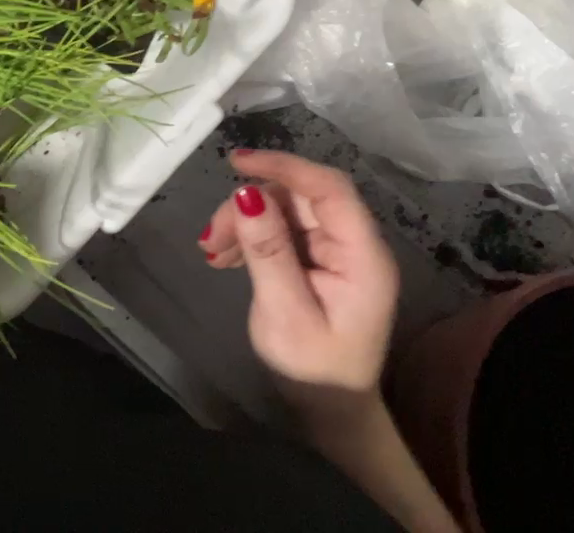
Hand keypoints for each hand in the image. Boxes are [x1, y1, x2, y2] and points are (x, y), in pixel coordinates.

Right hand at [200, 150, 398, 418]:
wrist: (330, 411)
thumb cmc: (312, 369)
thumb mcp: (284, 312)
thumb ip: (268, 251)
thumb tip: (246, 193)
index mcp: (362, 256)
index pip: (329, 189)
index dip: (284, 166)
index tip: (236, 162)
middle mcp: (353, 245)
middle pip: (299, 197)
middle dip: (250, 205)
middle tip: (211, 237)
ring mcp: (335, 251)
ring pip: (283, 209)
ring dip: (243, 221)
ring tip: (212, 253)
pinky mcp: (315, 259)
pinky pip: (279, 228)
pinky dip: (249, 235)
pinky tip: (224, 257)